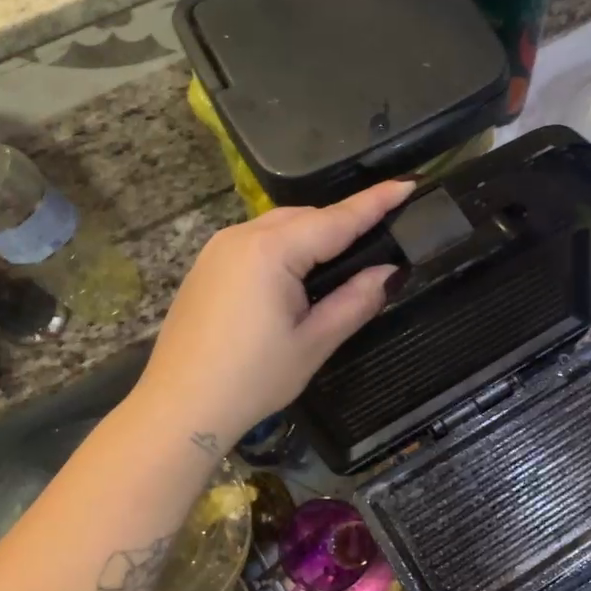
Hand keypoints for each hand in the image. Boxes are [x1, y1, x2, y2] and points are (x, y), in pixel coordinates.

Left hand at [131, 180, 414, 449]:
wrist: (182, 406)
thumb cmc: (253, 379)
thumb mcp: (314, 342)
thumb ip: (356, 300)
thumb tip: (389, 271)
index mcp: (271, 251)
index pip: (336, 219)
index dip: (375, 202)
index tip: (408, 184)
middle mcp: (241, 236)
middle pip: (306, 217)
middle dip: (343, 222)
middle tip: (382, 240)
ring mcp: (218, 249)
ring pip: (280, 227)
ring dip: (315, 235)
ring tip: (346, 261)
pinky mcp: (208, 266)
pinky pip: (258, 242)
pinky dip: (287, 247)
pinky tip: (301, 275)